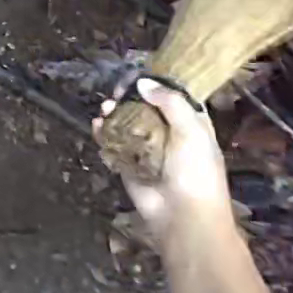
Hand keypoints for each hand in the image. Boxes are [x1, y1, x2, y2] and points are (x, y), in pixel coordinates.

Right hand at [96, 78, 231, 244]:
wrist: (183, 217)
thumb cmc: (195, 172)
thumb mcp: (192, 131)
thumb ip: (170, 102)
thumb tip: (142, 82)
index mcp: (190, 124)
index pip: (173, 96)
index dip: (156, 84)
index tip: (138, 75)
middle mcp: (168, 134)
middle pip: (145, 107)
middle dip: (129, 97)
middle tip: (117, 92)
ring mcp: (146, 149)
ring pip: (126, 123)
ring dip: (114, 113)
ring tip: (105, 108)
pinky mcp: (128, 164)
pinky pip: (113, 143)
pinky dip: (103, 133)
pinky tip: (97, 125)